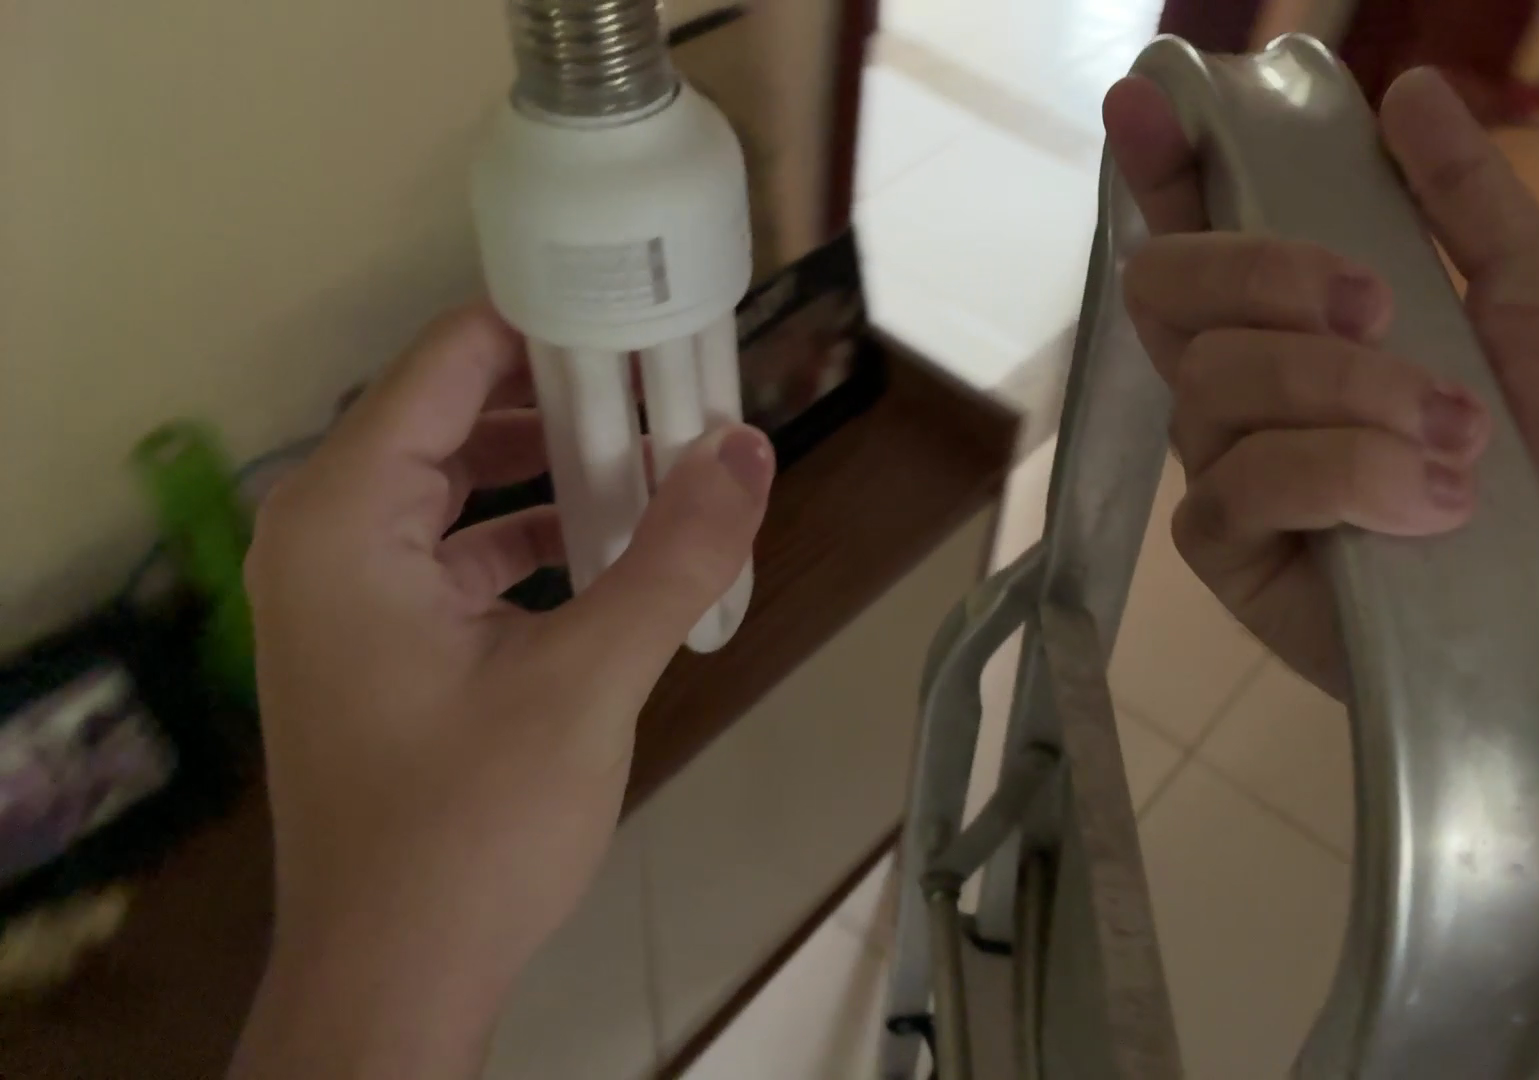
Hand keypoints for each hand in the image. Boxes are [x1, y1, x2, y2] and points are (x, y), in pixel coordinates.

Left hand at [231, 304, 771, 1078]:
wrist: (406, 973)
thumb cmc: (475, 822)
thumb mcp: (591, 677)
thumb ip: (676, 557)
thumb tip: (752, 451)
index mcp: (349, 522)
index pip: (444, 366)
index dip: (543, 327)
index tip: (638, 317)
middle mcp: (338, 539)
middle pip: (462, 420)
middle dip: (571, 403)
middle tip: (672, 391)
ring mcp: (364, 593)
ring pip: (474, 486)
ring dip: (565, 469)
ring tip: (662, 461)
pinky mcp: (401, 640)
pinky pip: (479, 548)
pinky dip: (548, 533)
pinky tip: (620, 547)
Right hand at [1102, 66, 1538, 692]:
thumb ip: (1466, 203)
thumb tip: (1405, 92)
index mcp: (1294, 323)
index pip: (1199, 236)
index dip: (1166, 170)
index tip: (1147, 102)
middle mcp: (1238, 388)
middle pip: (1167, 292)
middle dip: (1264, 275)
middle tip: (1378, 307)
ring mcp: (1220, 466)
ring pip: (1216, 383)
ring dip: (1346, 394)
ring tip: (1456, 442)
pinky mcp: (1221, 545)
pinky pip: (1242, 482)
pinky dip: (1343, 478)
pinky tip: (1429, 509)